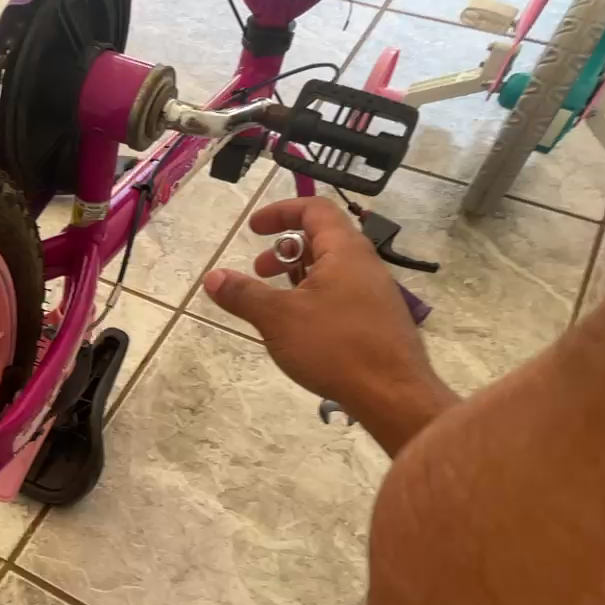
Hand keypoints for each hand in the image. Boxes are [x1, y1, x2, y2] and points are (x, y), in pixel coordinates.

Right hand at [199, 196, 456, 455]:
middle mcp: (364, 265)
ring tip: (274, 302)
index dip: (281, 212)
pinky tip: (298, 329)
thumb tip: (212, 277)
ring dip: (296, 276)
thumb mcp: (278, 318)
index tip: (253, 229)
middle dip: (284, 250)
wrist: (391, 394)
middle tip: (258, 271)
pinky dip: (312, 297)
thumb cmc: (334, 347)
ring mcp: (373, 294)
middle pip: (322, 239)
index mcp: (344, 251)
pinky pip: (339, 294)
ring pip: (330, 270)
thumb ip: (243, 294)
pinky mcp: (375, 321)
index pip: (315, 210)